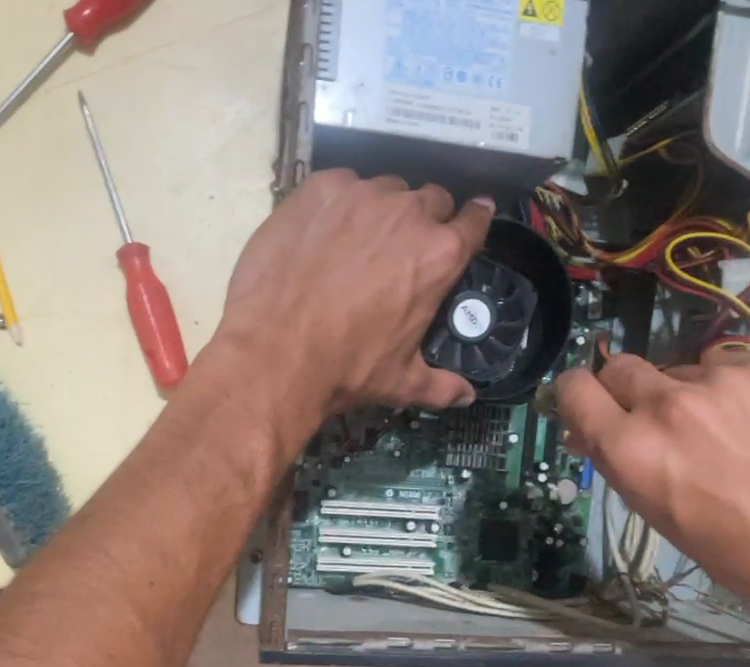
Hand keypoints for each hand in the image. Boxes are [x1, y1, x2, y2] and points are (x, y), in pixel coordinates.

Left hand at [213, 169, 493, 416]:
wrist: (275, 353)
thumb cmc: (347, 369)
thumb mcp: (401, 382)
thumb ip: (440, 385)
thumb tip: (466, 397)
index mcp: (439, 255)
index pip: (474, 221)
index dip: (473, 223)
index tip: (470, 222)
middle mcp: (407, 214)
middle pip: (431, 200)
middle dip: (425, 220)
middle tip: (403, 249)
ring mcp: (361, 196)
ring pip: (386, 189)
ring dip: (382, 210)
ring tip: (359, 241)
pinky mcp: (318, 190)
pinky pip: (341, 185)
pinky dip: (340, 204)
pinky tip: (324, 232)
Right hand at [556, 348, 749, 638]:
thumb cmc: (739, 555)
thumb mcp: (659, 516)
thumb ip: (623, 463)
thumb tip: (597, 434)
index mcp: (631, 450)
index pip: (574, 389)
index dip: (577, 398)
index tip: (589, 412)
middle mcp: (668, 405)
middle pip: (620, 366)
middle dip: (626, 392)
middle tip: (654, 425)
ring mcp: (723, 380)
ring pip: (679, 371)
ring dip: (685, 396)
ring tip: (725, 438)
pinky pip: (728, 369)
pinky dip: (731, 393)